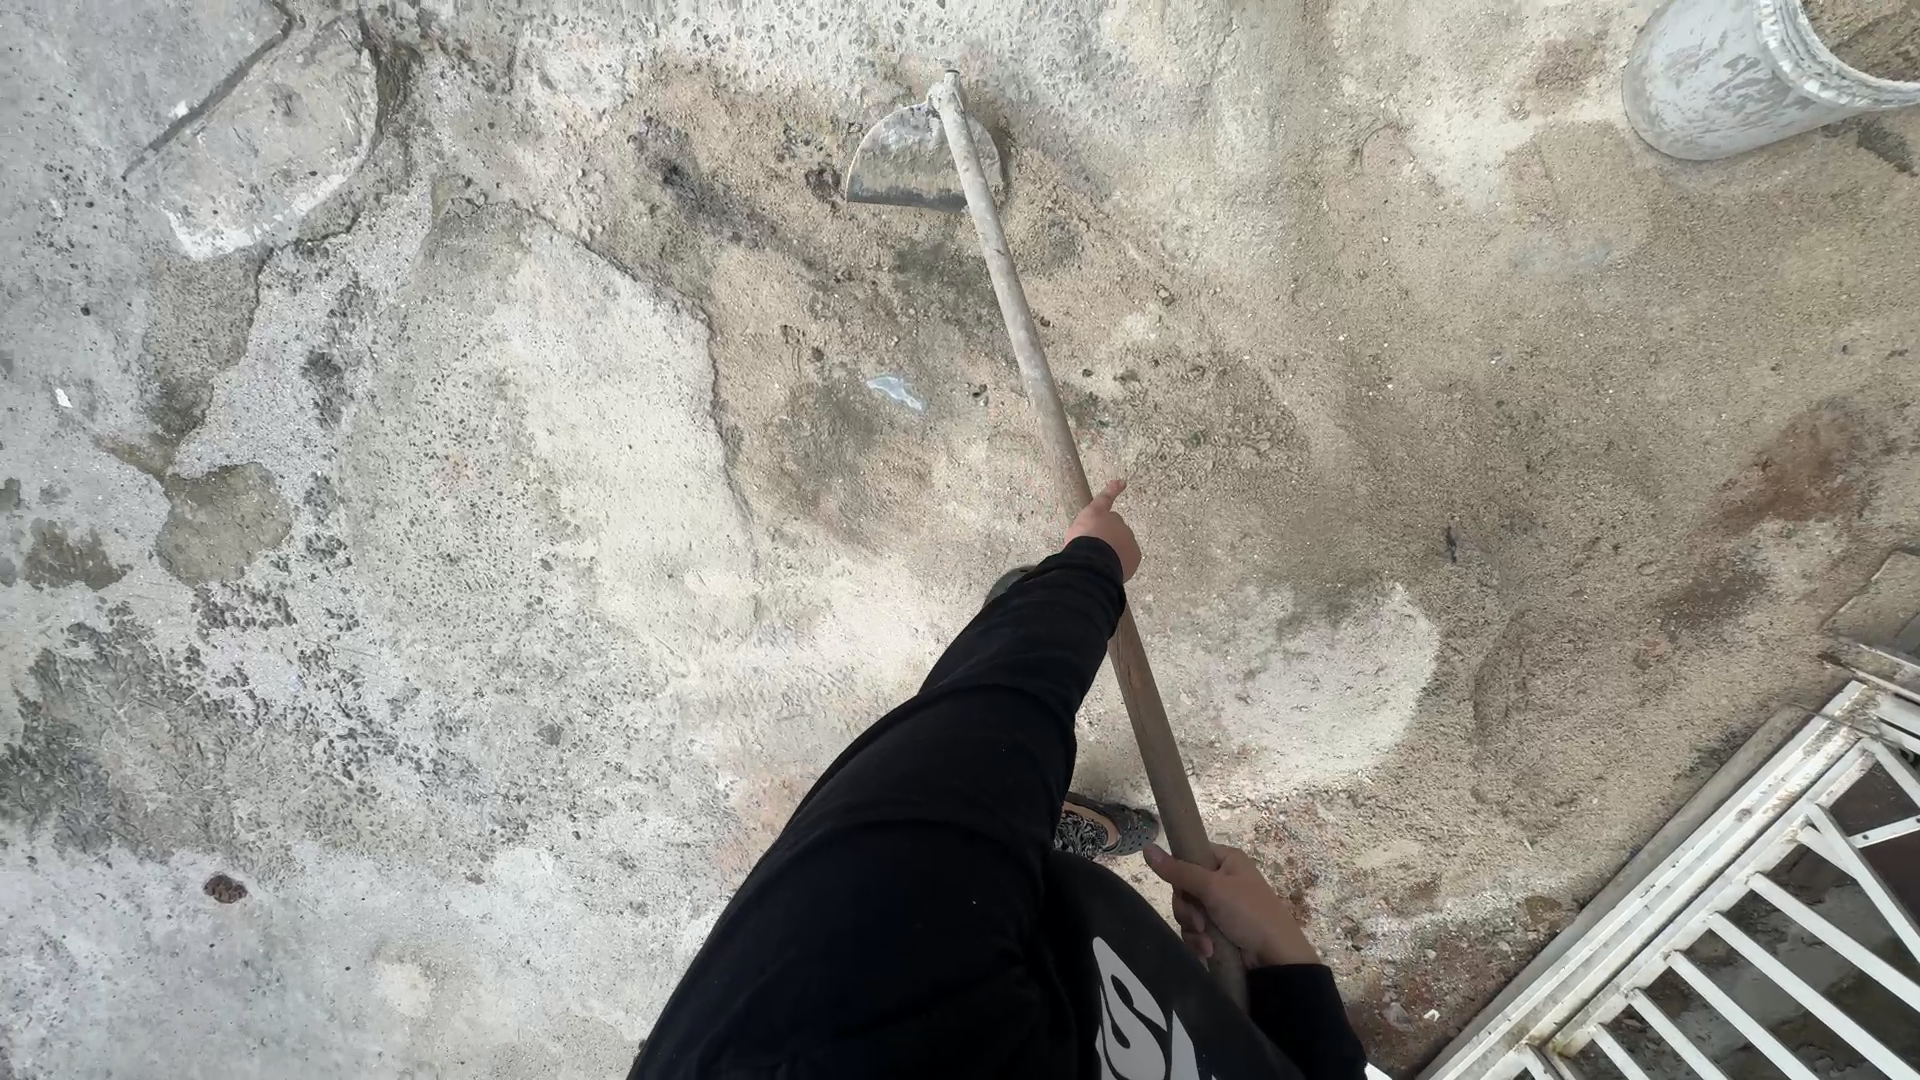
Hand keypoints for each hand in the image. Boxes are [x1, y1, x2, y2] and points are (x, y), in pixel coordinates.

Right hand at [1064, 479, 1140, 581]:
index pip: (1106, 498)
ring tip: (1099, 562)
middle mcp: (1116, 520)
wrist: (1093, 559)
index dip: (1112, 489)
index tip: (1121, 482)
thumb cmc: (1081, 542)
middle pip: (1114, 528)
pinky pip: (1128, 559)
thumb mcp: (1075, 530)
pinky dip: (1121, 563)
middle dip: (1107, 537)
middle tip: (1093, 549)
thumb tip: (1093, 528)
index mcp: (1098, 512)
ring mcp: (1128, 537)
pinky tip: (1108, 569)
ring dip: (1113, 551)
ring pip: (1122, 544)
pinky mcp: (1135, 554)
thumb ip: (1085, 525)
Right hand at [1143, 842, 1319, 968]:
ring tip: (1206, 941)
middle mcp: (1223, 880)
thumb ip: (1177, 870)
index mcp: (1227, 860)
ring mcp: (1222, 907)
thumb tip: (1146, 848)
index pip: (1190, 855)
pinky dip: (1199, 941)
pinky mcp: (1221, 930)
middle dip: (1187, 908)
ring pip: (1188, 910)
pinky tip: (1208, 951)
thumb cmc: (1249, 913)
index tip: (1181, 887)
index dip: (1180, 871)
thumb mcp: (1212, 887)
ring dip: (1193, 927)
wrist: (1278, 960)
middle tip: (1198, 921)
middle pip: (1184, 886)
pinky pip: (1196, 930)